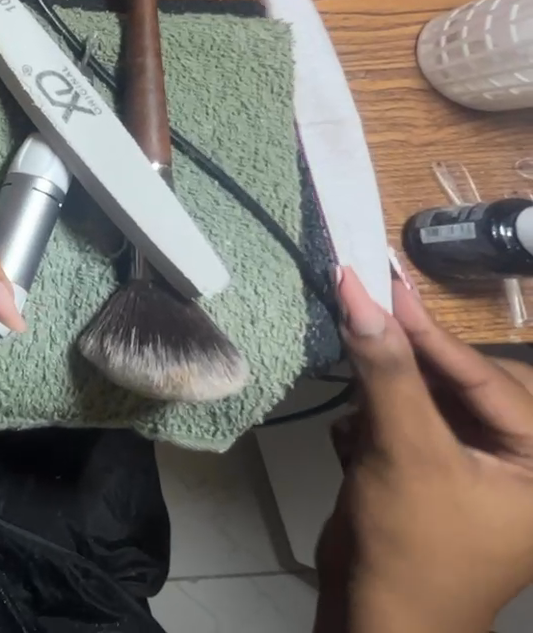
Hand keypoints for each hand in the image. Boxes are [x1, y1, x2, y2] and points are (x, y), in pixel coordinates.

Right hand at [315, 265, 532, 632]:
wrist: (385, 603)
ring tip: (360, 397)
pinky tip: (359, 439)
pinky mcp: (437, 471)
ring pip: (425, 398)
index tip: (375, 276)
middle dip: (405, 363)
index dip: (424, 326)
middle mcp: (524, 459)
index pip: (481, 374)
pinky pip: (405, 421)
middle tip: (360, 310)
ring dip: (384, 392)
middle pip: (459, 382)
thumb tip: (361, 297)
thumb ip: (386, 373)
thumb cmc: (417, 535)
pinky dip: (374, 418)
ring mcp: (481, 466)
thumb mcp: (404, 450)